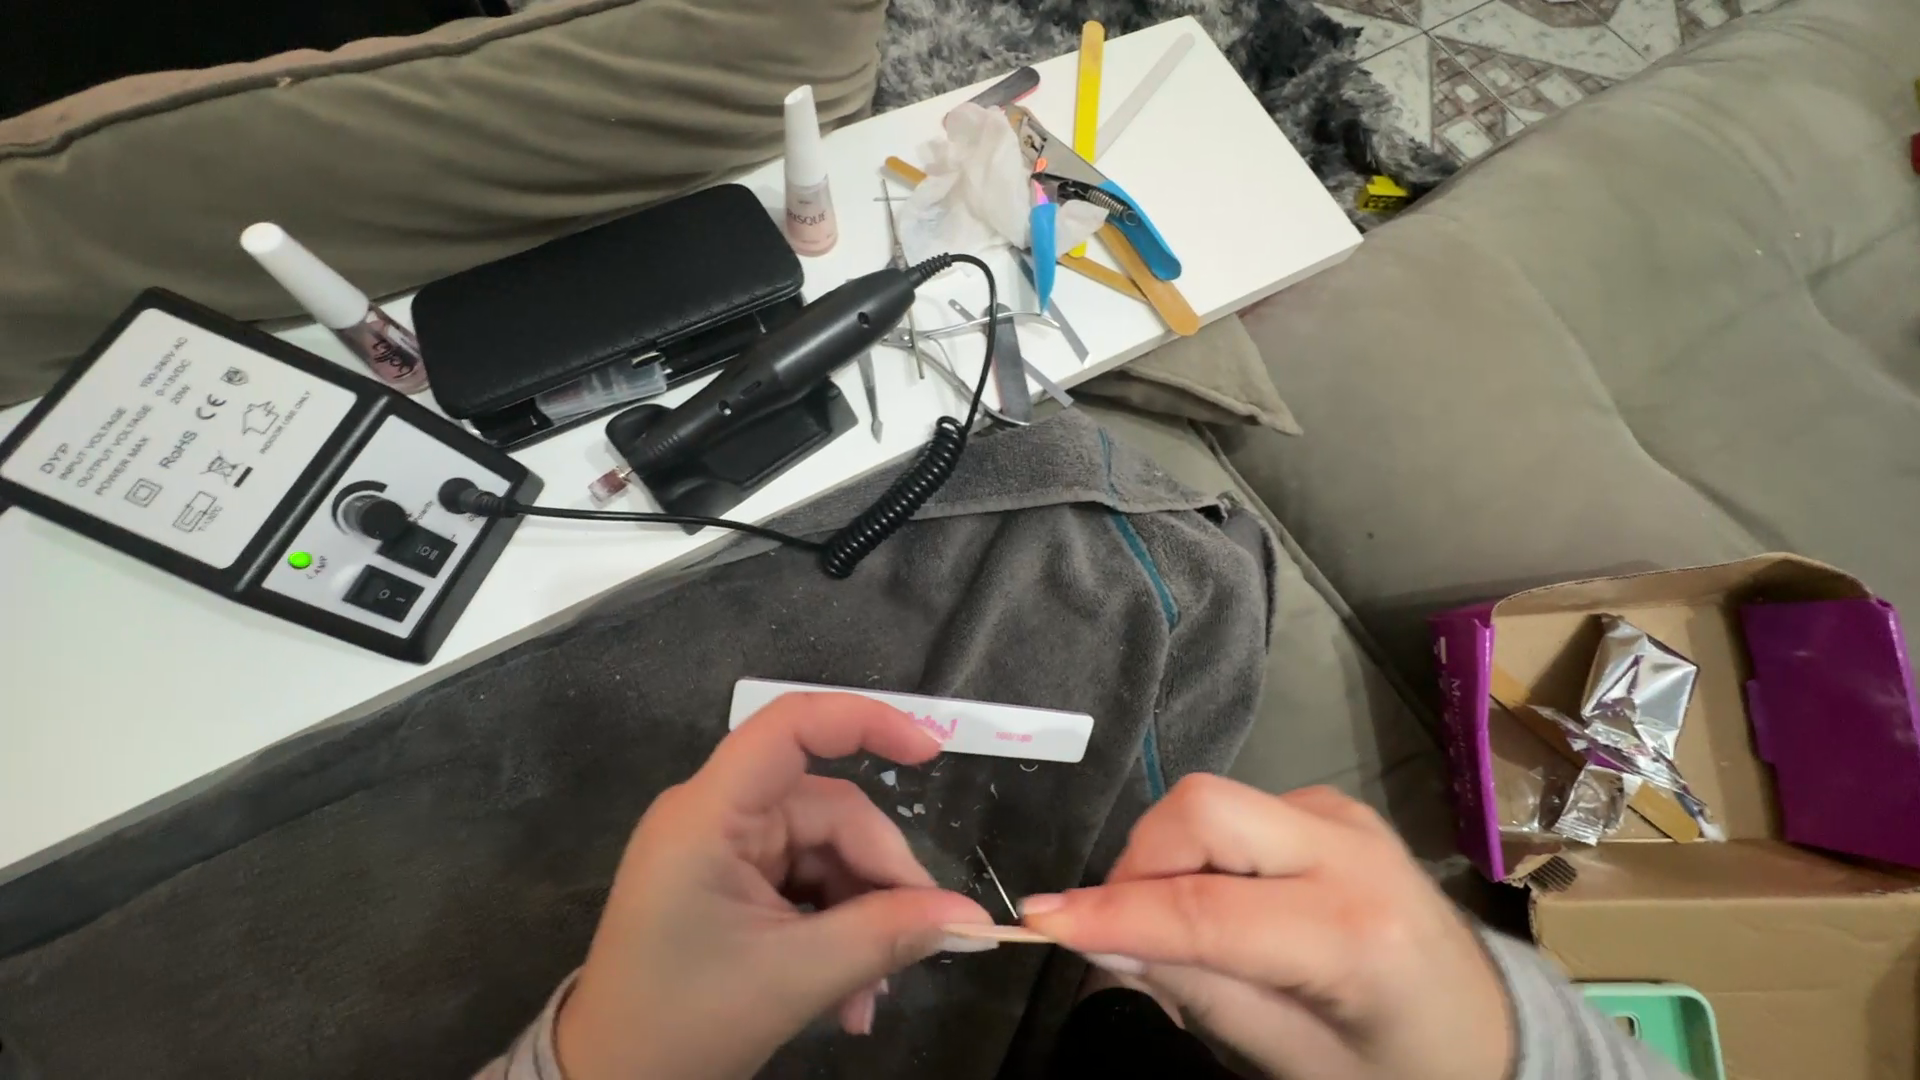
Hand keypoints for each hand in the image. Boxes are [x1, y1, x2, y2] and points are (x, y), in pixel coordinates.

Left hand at [554, 693, 994, 1079]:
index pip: (791, 726)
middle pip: (829, 810)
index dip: (865, 721)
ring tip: (872, 994)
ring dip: (863, 917)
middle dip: (878, 876)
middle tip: (921, 940)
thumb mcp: (791, 980)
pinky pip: (810, 882)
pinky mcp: (736, 877)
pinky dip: (839, 929)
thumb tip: (971, 917)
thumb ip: (886, 936)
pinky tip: (851, 993)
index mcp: (711, 812)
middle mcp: (719, 812)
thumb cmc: (676, 1029)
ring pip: (829, 852)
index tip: (930, 752)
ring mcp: (727, 845)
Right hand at [1018, 775, 1513, 1079]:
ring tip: (1170, 921)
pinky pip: (1231, 811)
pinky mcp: (1325, 802)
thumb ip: (1199, 993)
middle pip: (1202, 809)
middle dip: (1138, 860)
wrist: (1493, 1028)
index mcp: (1357, 934)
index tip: (1042, 919)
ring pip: (1208, 802)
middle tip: (1120, 925)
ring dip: (1163, 856)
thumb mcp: (1298, 1064)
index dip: (1116, 914)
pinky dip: (1196, 850)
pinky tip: (1217, 897)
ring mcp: (1337, 812)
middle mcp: (1348, 848)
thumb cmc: (1401, 1070)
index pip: (1207, 910)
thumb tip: (1102, 943)